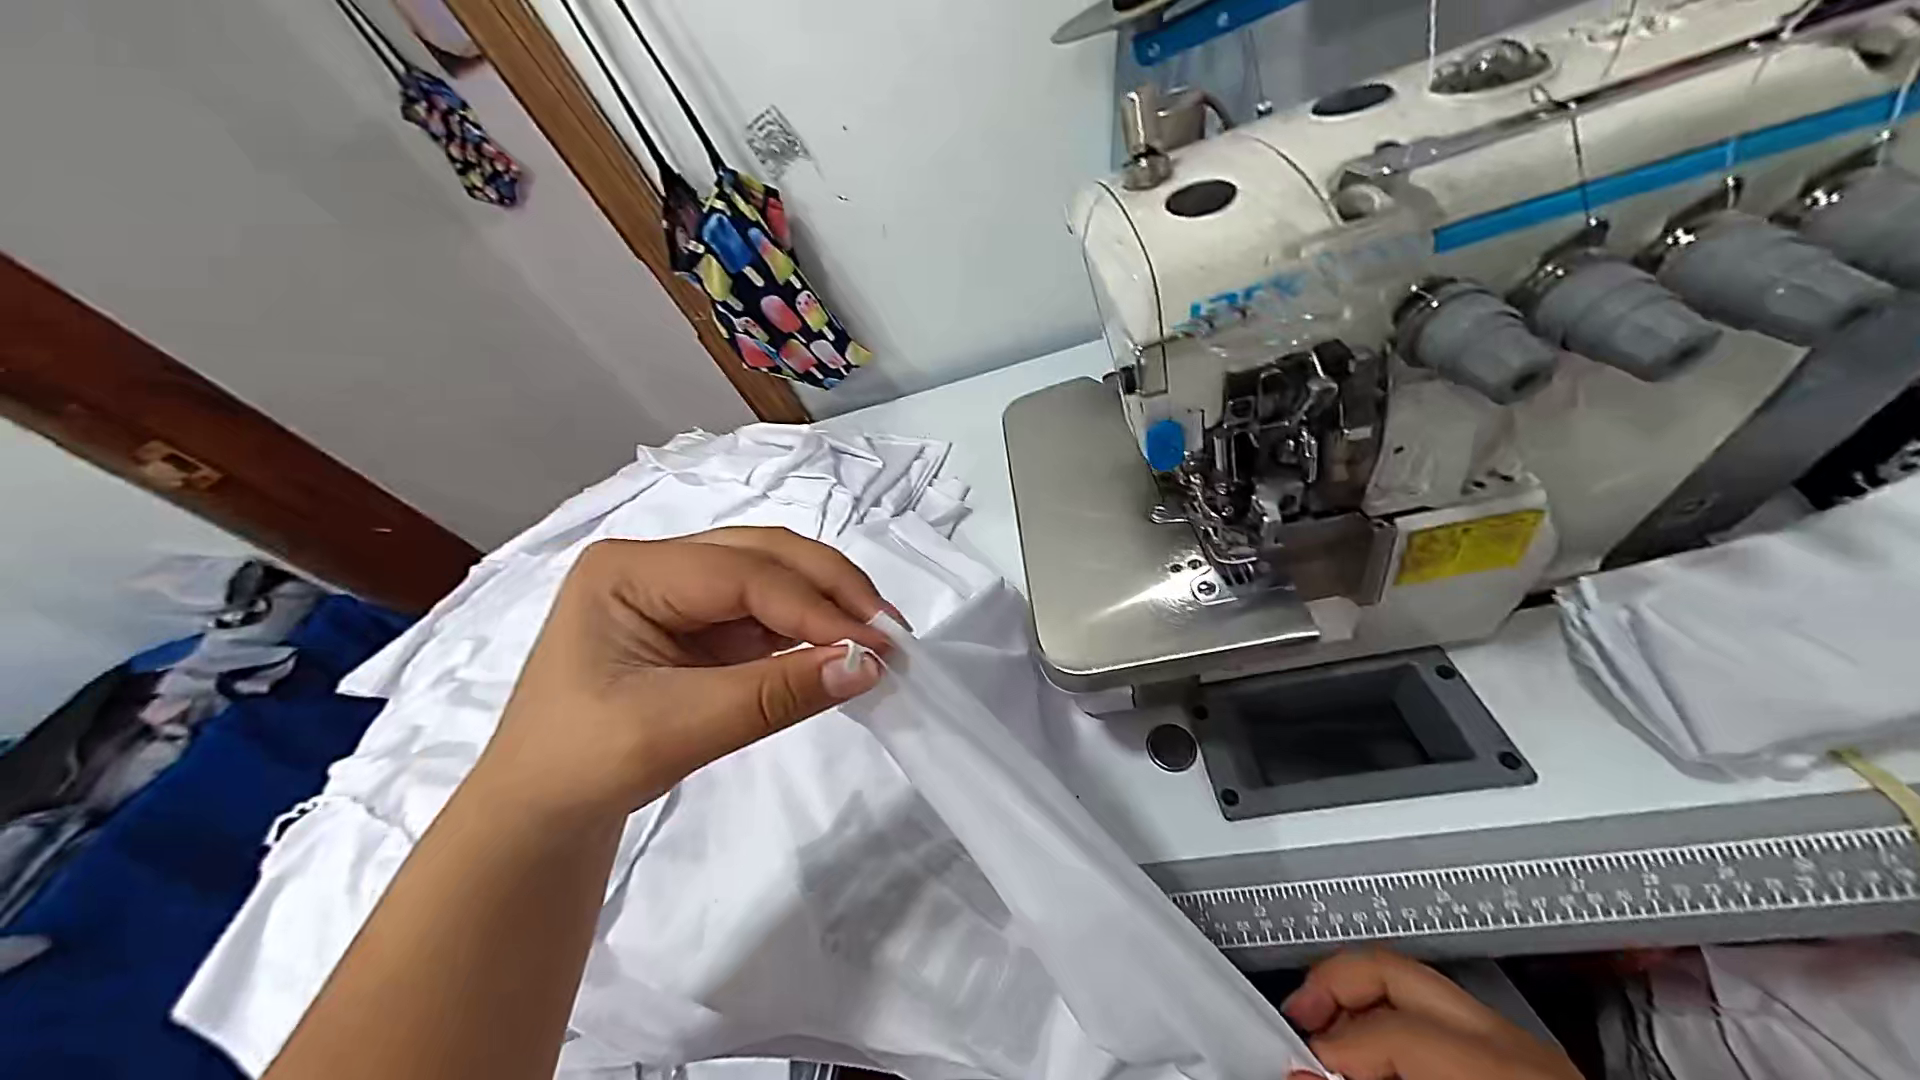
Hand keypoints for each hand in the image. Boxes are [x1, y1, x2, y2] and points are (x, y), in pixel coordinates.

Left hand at [471, 528, 896, 822]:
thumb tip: (868, 665)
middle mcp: (659, 564)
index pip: (742, 574)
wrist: (542, 811)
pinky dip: (810, 627)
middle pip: (764, 555)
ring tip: (875, 638)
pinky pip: (769, 611)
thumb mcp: (678, 729)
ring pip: (774, 575)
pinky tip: (839, 646)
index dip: (814, 606)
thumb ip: (775, 694)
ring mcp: (683, 590)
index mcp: (629, 569)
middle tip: (888, 630)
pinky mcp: (703, 621)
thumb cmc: (583, 766)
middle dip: (831, 588)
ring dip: (828, 603)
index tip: (875, 645)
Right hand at [1281, 950, 1580, 1079]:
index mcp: (1500, 1071)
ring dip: (1363, 999)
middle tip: (1300, 1018)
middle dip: (1333, 984)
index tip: (1299, 1069)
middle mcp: (1518, 1049)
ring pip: (1416, 985)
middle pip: (1394, 971)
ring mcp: (1528, 1053)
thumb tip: (1304, 1076)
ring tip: (1335, 1034)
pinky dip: (1400, 1022)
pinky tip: (1387, 1054)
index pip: (1388, 1031)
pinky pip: (1445, 1016)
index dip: (1331, 1047)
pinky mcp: (1532, 1065)